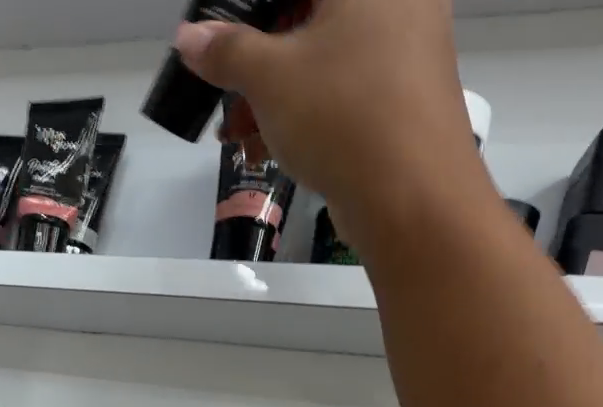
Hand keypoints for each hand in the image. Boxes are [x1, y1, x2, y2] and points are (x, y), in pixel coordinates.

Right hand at [176, 0, 487, 227]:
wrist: (412, 193)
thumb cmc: (341, 114)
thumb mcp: (269, 78)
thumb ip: (226, 51)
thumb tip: (189, 35)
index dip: (252, 16)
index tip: (223, 46)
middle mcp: (397, 3)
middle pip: (309, 18)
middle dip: (258, 59)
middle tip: (225, 94)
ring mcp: (407, 49)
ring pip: (324, 58)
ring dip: (273, 94)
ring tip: (238, 135)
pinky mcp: (404, 95)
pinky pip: (344, 89)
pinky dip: (304, 111)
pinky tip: (269, 148)